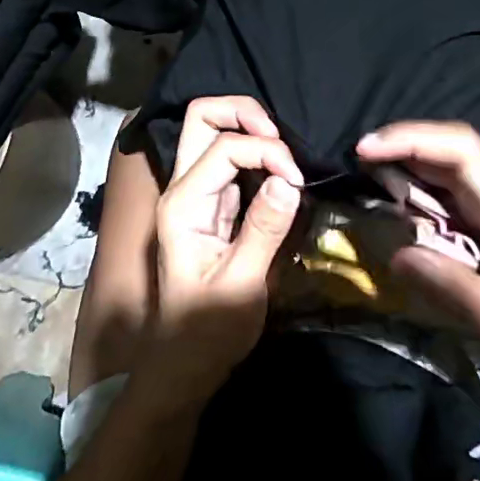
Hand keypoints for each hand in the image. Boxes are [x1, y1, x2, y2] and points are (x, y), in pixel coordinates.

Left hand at [143, 97, 302, 399]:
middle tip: (282, 140)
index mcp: (183, 205)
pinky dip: (258, 152)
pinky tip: (281, 170)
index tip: (297, 182)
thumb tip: (288, 179)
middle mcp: (183, 189)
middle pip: (202, 117)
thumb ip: (263, 230)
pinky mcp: (214, 204)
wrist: (183, 367)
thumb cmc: (207, 333)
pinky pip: (231, 158)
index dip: (267, 153)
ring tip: (286, 155)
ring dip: (252, 130)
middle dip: (244, 113)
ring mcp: (197, 194)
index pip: (224, 147)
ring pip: (215, 131)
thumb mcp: (240, 286)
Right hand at [356, 122, 479, 398]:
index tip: (365, 148)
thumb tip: (396, 255)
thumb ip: (457, 290)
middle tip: (352, 167)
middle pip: (449, 149)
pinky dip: (421, 192)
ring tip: (365, 183)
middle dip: (399, 149)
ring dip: (406, 169)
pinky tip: (399, 207)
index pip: (461, 148)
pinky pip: (454, 193)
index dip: (412, 138)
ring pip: (448, 168)